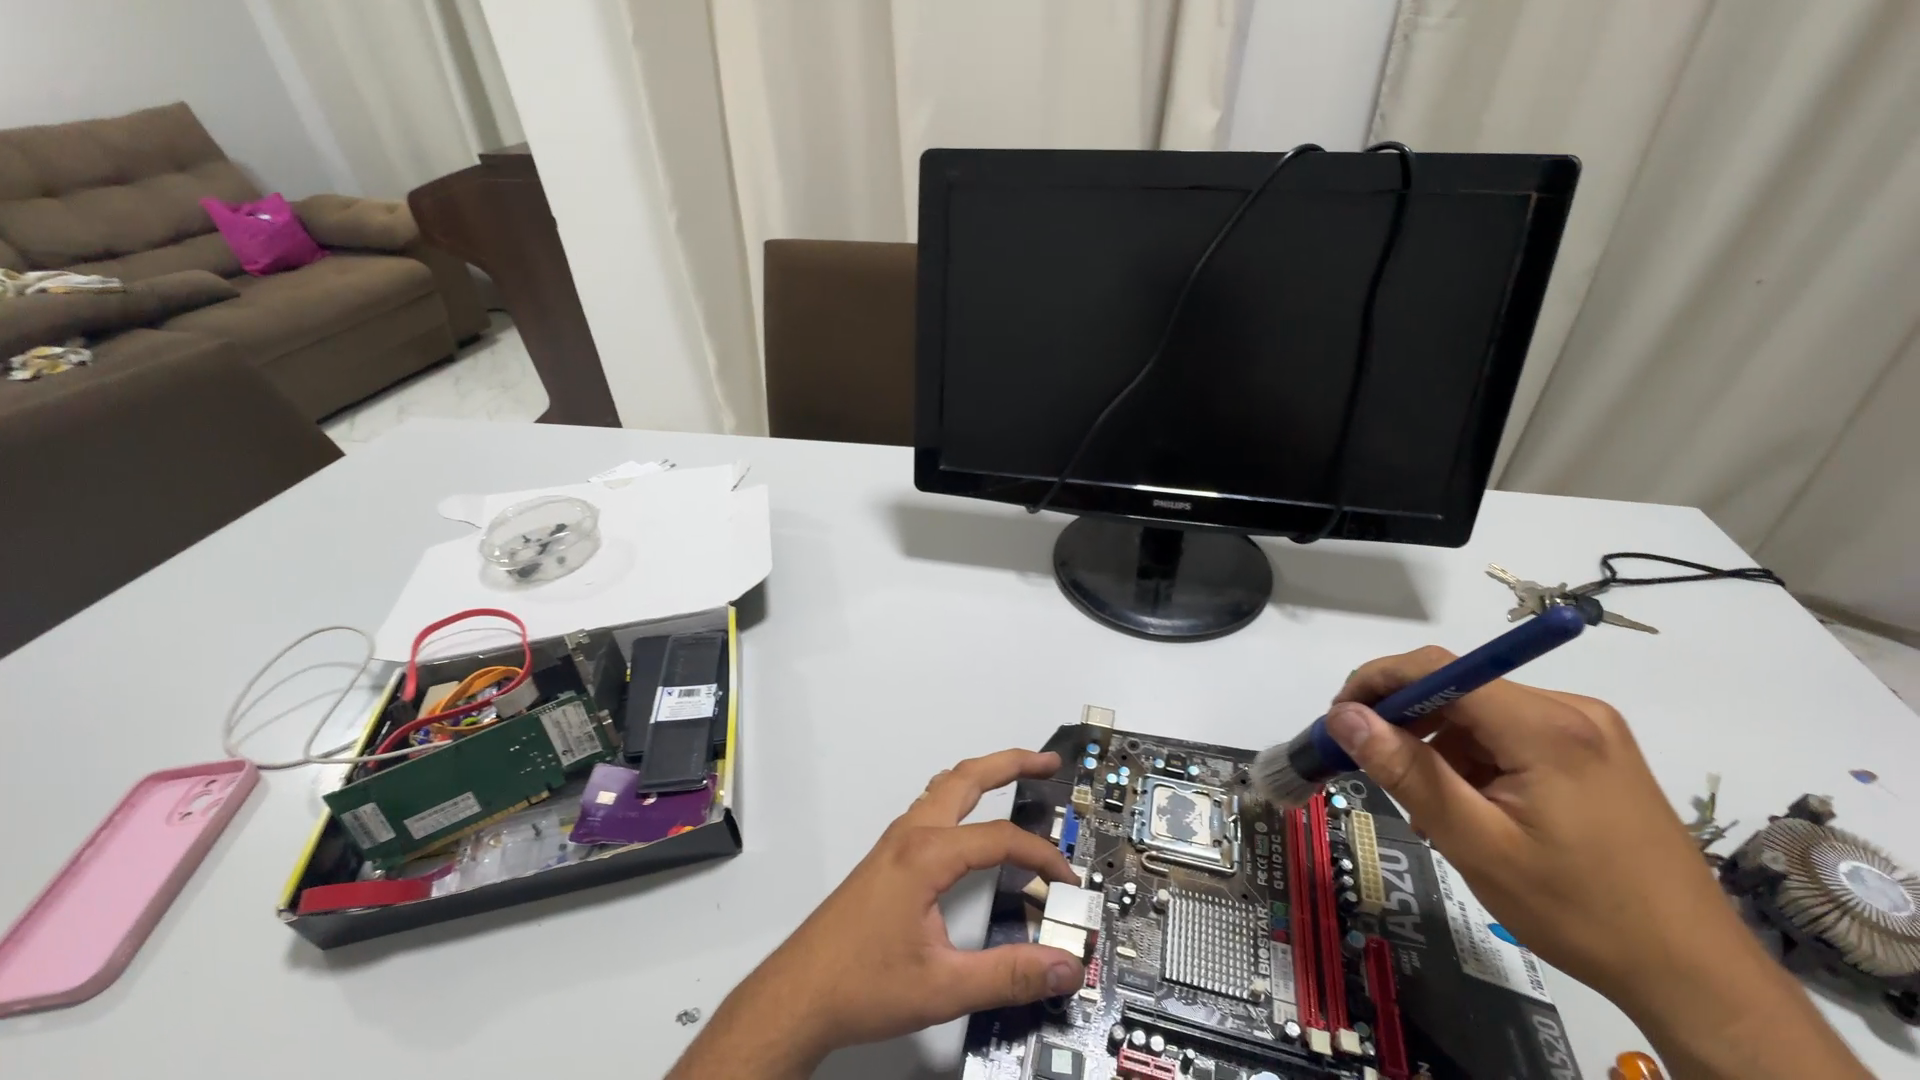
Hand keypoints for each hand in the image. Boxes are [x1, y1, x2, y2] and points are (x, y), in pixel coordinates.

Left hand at [669, 749, 1083, 1078]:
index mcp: (925, 856)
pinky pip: (929, 809)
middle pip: (966, 780)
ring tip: (1013, 776)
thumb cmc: (857, 986)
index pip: (1000, 840)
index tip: (1067, 880)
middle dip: (1009, 763)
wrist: (797, 996)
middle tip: (1046, 762)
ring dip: (981, 776)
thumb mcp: (943, 987)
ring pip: (943, 790)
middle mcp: (909, 838)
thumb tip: (1062, 965)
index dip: (1042, 856)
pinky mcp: (885, 861)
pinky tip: (969, 822)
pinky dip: (959, 798)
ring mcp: (893, 846)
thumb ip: (1009, 975)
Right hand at [1326, 647, 1867, 1079]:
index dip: (1377, 682)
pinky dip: (1476, 762)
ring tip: (1428, 809)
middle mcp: (1572, 711)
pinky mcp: (1598, 754)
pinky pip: (1513, 737)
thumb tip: (1345, 716)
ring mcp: (1591, 731)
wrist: (1693, 972)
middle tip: (1370, 769)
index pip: (1439, 668)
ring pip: (1483, 715)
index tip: (1337, 721)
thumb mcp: (1476, 844)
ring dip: (1440, 748)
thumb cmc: (1578, 910)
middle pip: (1460, 689)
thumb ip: (1407, 772)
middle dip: (1405, 722)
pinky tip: (1471, 808)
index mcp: (1546, 726)